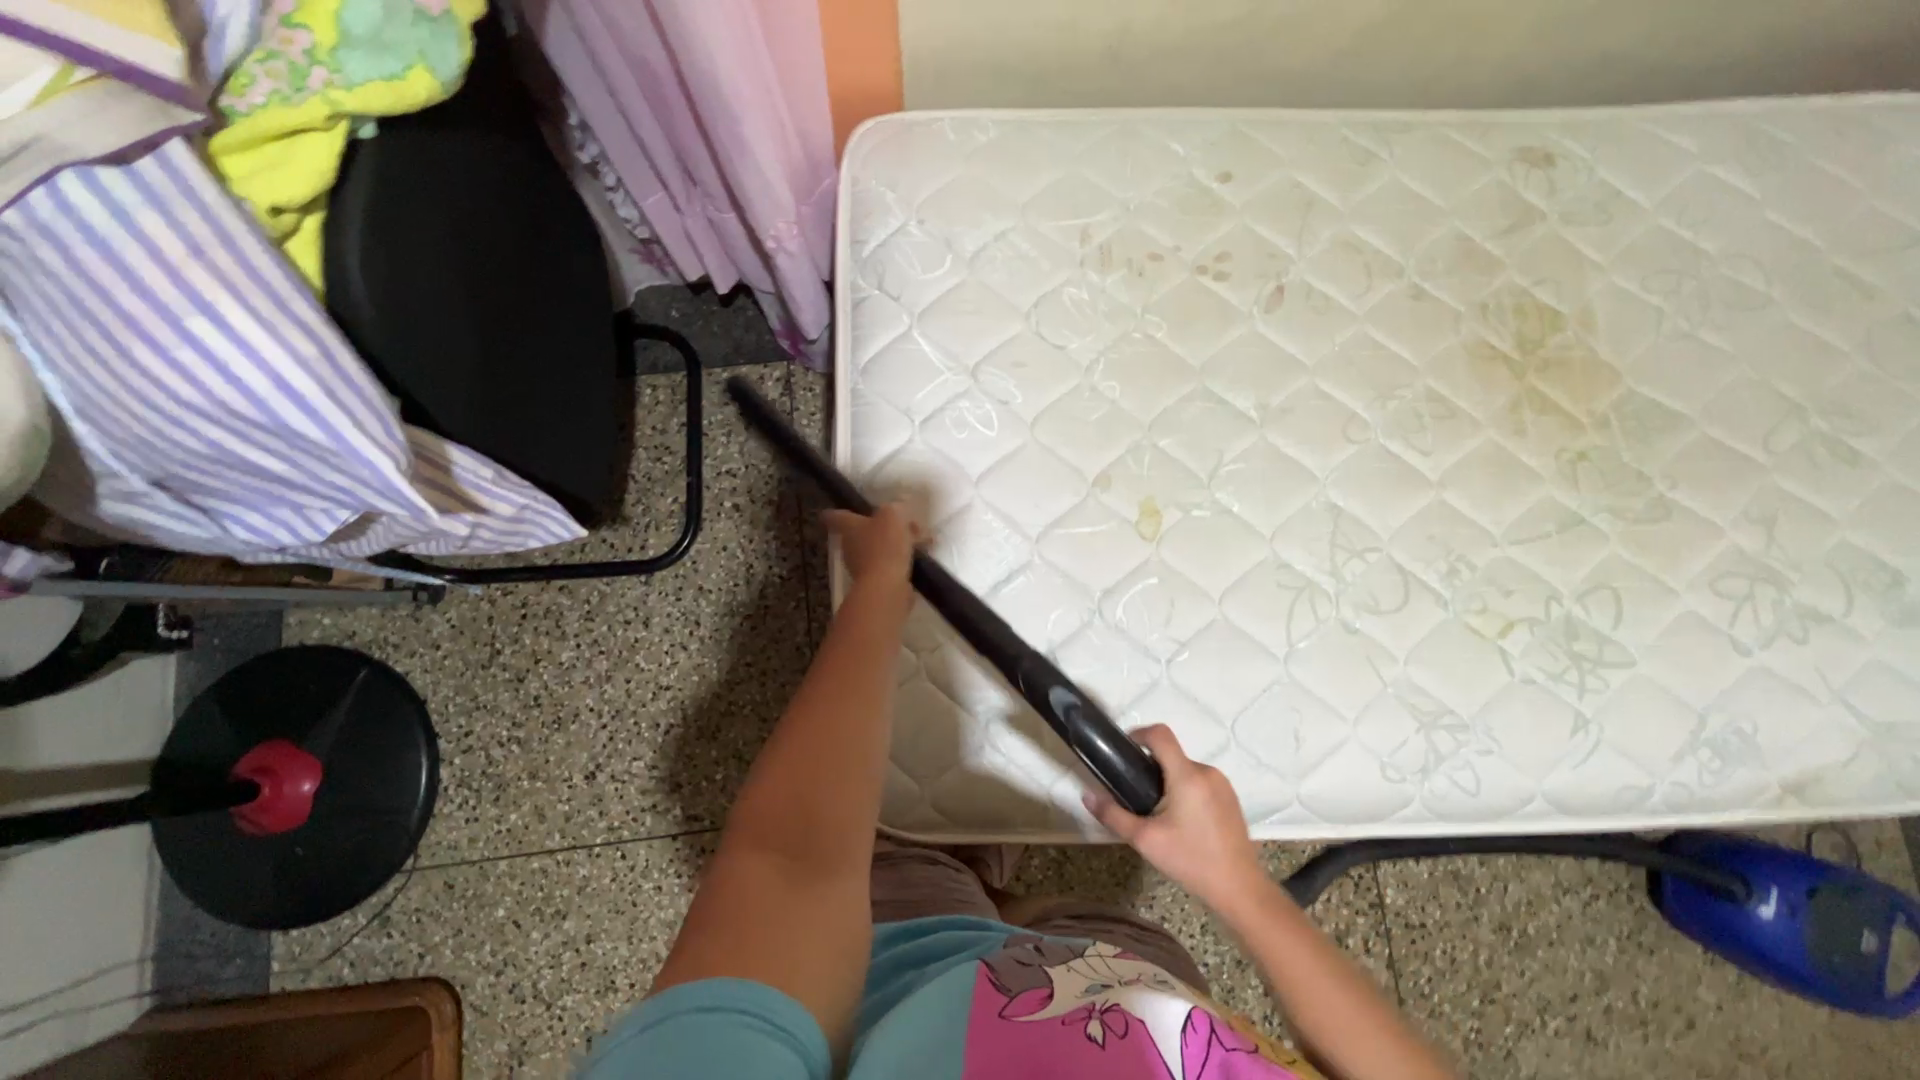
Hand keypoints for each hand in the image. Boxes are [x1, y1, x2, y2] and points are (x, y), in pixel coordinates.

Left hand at [824, 503, 920, 587]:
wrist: (886, 586)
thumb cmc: (884, 545)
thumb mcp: (893, 515)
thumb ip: (894, 508)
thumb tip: (897, 510)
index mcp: (848, 527)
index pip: (835, 517)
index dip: (833, 513)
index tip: (828, 512)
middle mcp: (850, 546)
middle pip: (862, 532)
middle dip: (881, 527)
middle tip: (904, 523)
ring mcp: (861, 565)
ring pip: (879, 548)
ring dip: (896, 543)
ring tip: (920, 540)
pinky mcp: (876, 581)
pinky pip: (890, 564)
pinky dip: (903, 559)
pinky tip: (921, 556)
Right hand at [1083, 724, 1263, 910]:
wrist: (1238, 888)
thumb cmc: (1190, 860)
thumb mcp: (1144, 840)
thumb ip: (1113, 814)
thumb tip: (1086, 795)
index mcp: (1187, 775)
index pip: (1161, 735)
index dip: (1138, 734)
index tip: (1123, 752)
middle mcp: (1207, 772)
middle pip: (1171, 755)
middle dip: (1151, 769)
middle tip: (1136, 797)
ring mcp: (1222, 784)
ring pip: (1186, 770)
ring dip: (1168, 782)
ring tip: (1158, 815)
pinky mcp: (1230, 798)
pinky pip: (1201, 783)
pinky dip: (1186, 792)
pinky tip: (1182, 823)